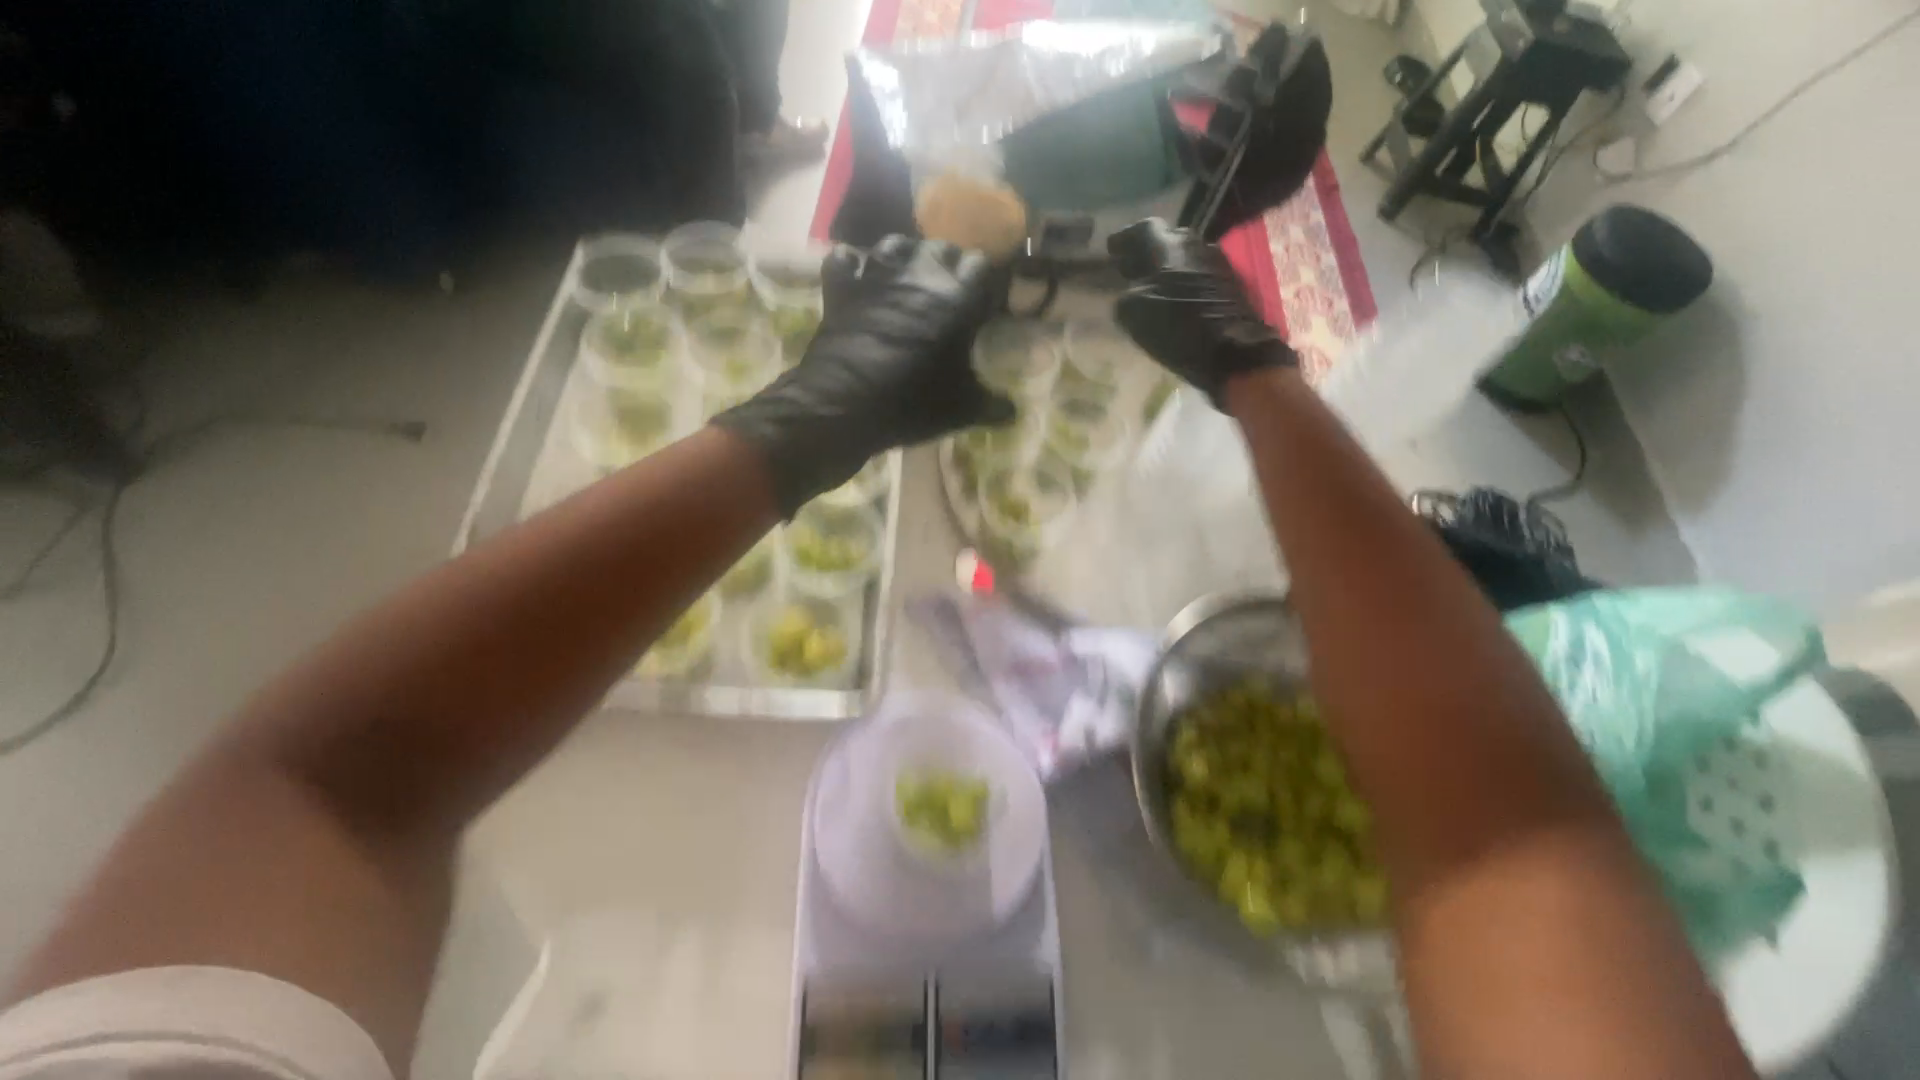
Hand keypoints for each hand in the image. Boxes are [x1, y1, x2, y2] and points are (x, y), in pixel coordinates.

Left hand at [713, 236, 1011, 513]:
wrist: (846, 404)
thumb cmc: (913, 403)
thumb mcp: (963, 409)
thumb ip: (992, 405)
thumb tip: (1013, 412)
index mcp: (958, 296)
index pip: (981, 264)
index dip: (983, 279)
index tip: (982, 298)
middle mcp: (920, 274)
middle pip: (941, 247)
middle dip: (948, 263)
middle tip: (948, 288)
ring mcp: (877, 275)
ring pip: (896, 244)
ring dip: (904, 256)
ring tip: (906, 276)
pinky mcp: (842, 286)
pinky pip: (845, 260)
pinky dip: (851, 265)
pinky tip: (856, 276)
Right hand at [1107, 218, 1296, 406]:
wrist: (1232, 350)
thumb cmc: (1177, 327)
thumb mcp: (1133, 313)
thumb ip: (1126, 294)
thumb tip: (1131, 291)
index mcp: (1167, 246)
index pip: (1143, 228)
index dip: (1126, 238)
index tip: (1114, 251)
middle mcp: (1195, 245)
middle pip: (1167, 239)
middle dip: (1148, 252)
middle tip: (1133, 270)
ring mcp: (1217, 262)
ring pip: (1186, 256)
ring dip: (1168, 267)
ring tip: (1154, 286)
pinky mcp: (1231, 282)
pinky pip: (1200, 272)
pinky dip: (1185, 280)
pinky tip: (1177, 298)